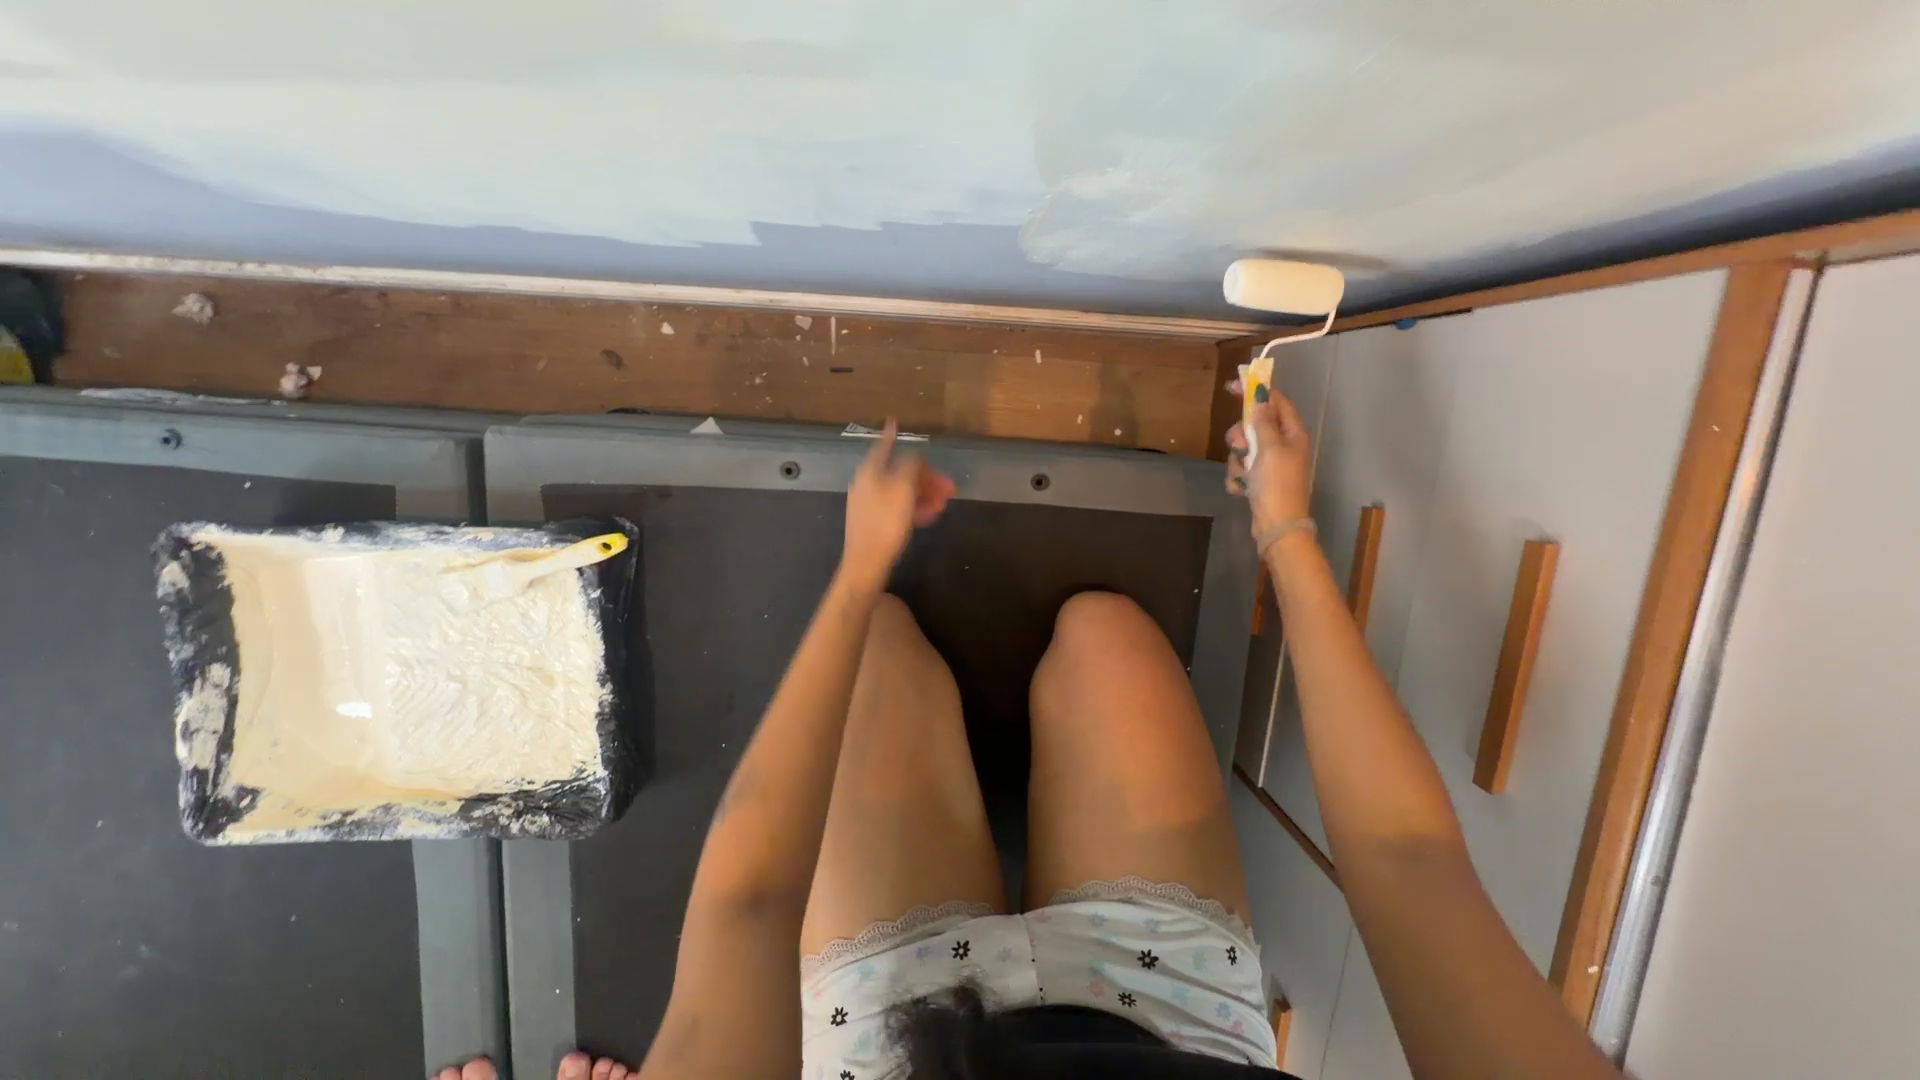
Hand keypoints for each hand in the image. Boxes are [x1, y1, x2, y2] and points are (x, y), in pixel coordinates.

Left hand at [841, 420, 954, 589]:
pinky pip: (897, 507)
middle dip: (925, 476)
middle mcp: (866, 483)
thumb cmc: (887, 522)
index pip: (884, 446)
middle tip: (948, 486)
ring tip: (943, 504)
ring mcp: (868, 503)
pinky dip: (913, 507)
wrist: (867, 562)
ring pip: (900, 491)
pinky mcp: (873, 522)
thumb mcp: (904, 488)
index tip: (894, 420)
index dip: (892, 434)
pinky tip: (928, 516)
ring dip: (923, 494)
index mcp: (871, 471)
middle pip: (899, 471)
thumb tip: (915, 455)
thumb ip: (912, 465)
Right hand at [1225, 381, 1312, 535]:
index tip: (1233, 386)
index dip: (1257, 391)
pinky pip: (1241, 470)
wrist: (1277, 524)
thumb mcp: (1269, 448)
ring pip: (1244, 449)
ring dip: (1238, 461)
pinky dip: (1238, 478)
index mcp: (1293, 434)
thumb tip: (1260, 397)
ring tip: (1243, 475)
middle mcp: (1283, 446)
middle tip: (1241, 447)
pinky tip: (1241, 489)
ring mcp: (1271, 465)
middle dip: (1242, 437)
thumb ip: (1263, 421)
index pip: (1276, 402)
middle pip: (1254, 426)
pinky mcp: (1259, 481)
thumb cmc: (1277, 483)